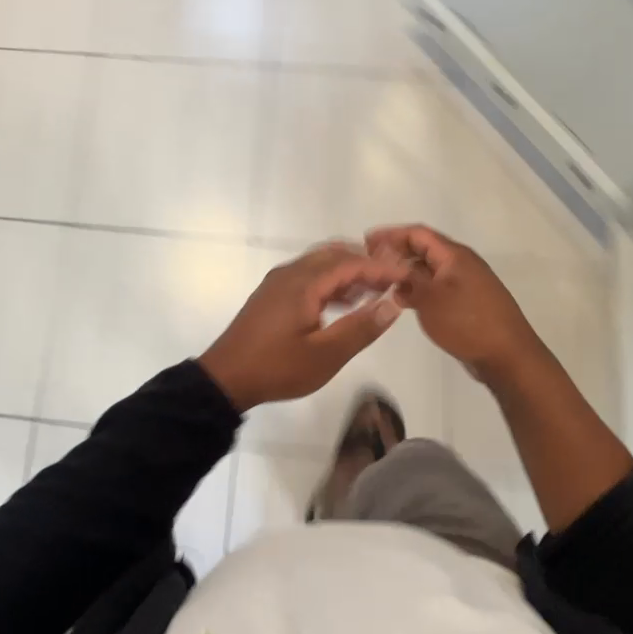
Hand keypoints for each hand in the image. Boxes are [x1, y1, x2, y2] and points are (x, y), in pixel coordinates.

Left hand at [198, 243, 408, 411]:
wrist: (226, 378)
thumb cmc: (277, 368)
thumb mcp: (326, 355)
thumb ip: (361, 328)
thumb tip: (392, 305)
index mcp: (303, 283)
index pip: (350, 263)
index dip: (380, 268)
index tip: (406, 276)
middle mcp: (290, 274)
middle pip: (334, 255)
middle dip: (365, 263)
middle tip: (392, 279)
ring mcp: (278, 283)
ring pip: (319, 264)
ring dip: (347, 272)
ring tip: (374, 292)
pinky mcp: (272, 295)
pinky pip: (307, 276)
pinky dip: (330, 283)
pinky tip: (344, 303)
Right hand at [364, 224, 548, 386]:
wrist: (508, 356)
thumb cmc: (467, 322)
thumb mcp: (430, 298)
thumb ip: (408, 279)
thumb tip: (393, 270)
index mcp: (454, 255)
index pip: (418, 233)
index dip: (391, 235)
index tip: (366, 242)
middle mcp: (461, 264)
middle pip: (424, 249)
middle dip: (396, 252)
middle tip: (370, 263)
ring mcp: (466, 284)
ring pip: (429, 269)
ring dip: (406, 272)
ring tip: (381, 282)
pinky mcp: (467, 302)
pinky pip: (436, 286)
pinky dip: (418, 288)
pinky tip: (403, 301)